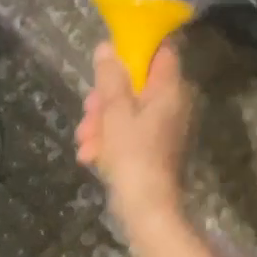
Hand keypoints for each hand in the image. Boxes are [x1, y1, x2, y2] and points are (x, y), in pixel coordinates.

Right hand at [75, 39, 194, 226]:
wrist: (147, 209)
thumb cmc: (133, 154)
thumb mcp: (115, 111)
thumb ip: (111, 77)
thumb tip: (107, 47)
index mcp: (170, 90)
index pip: (162, 51)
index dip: (136, 47)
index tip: (110, 53)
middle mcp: (173, 105)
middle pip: (137, 83)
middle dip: (106, 95)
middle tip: (88, 108)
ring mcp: (165, 127)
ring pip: (128, 108)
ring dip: (102, 120)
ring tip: (84, 139)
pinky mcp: (155, 147)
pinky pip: (130, 130)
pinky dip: (110, 138)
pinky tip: (90, 153)